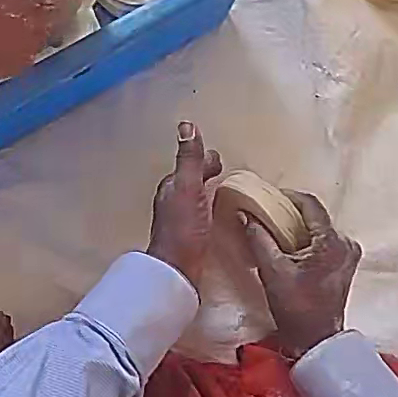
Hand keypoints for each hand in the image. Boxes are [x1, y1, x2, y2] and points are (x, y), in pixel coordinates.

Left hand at [146, 123, 223, 286]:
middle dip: (207, 174)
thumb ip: (189, 159)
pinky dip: (211, 209)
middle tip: (225, 173)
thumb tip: (186, 125)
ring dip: (209, 192)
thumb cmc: (183, 228)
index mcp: (171, 187)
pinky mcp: (189, 237)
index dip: (205, 161)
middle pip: (192, 181)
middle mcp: (172, 201)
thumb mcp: (188, 187)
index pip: (190, 166)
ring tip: (226, 192)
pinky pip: (202, 215)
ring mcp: (180, 220)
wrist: (177, 271)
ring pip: (196, 198)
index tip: (220, 160)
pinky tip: (220, 217)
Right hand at [242, 191, 361, 357]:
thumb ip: (258, 239)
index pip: (311, 205)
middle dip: (292, 213)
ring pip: (321, 229)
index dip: (289, 196)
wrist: (316, 340)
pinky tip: (291, 247)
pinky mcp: (345, 266)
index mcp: (331, 242)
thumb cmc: (296, 307)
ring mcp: (349, 255)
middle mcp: (346, 244)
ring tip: (278, 230)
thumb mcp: (272, 271)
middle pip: (316, 217)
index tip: (271, 197)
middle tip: (270, 213)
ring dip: (300, 227)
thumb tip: (245, 216)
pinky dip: (308, 240)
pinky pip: (325, 242)